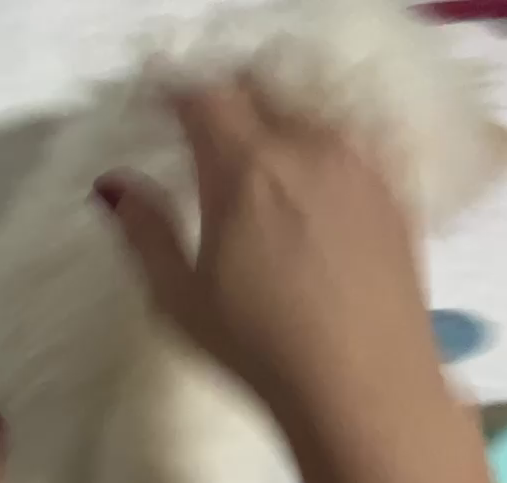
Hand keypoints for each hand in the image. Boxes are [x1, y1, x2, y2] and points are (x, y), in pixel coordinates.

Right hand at [97, 78, 440, 415]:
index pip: (204, 98)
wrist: (360, 376)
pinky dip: (319, 129)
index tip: (149, 98)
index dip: (171, 89)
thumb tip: (112, 184)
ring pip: (312, 100)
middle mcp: (310, 145)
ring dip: (272, 106)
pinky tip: (305, 167)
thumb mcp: (177, 296)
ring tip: (249, 140)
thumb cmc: (252, 342)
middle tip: (193, 118)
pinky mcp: (394, 182)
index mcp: (244, 170)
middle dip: (222, 90)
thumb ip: (143, 230)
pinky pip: (354, 128)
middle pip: (263, 82)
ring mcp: (362, 158)